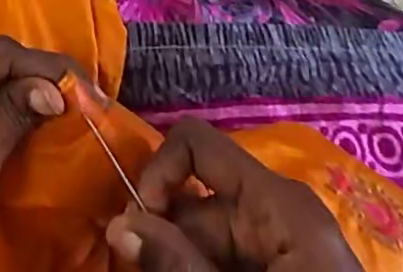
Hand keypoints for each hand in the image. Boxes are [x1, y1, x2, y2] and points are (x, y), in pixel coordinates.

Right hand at [105, 119, 359, 271]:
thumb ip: (177, 263)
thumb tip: (118, 225)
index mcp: (277, 201)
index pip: (197, 144)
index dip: (160, 171)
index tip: (140, 222)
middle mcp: (279, 210)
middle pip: (197, 200)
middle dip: (164, 234)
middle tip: (140, 271)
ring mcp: (285, 245)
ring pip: (208, 237)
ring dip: (180, 260)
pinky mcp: (285, 271)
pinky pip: (230, 261)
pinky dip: (203, 271)